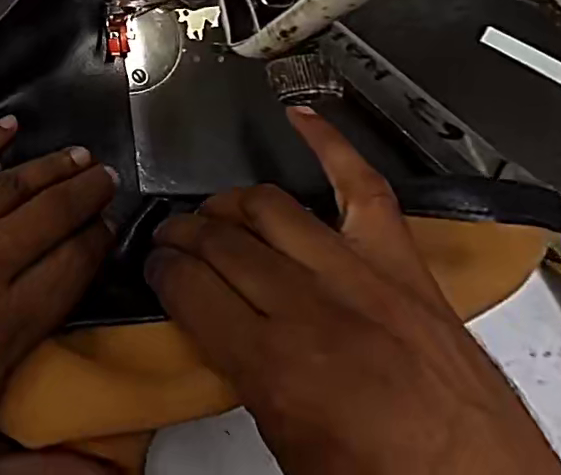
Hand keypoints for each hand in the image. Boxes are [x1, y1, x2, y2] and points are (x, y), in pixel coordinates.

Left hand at [0, 115, 117, 472]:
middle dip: (86, 194)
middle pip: (50, 217)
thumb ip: (35, 470)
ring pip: (11, 186)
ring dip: (48, 167)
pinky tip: (6, 130)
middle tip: (106, 177)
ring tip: (75, 155)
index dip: (97, 244)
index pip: (70, 272)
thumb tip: (105, 472)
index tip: (111, 228)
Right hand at [145, 107, 560, 474]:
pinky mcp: (403, 266)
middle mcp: (315, 310)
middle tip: (172, 238)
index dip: (162, 272)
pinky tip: (302, 119)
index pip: (190, 288)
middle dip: (183, 236)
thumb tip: (210, 322)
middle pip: (223, 243)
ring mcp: (362, 277)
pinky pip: (362, 188)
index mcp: (278, 368)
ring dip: (229, 204)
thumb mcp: (285, 446)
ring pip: (270, 209)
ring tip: (212, 211)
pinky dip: (331, 146)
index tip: (156, 268)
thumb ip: (239, 370)